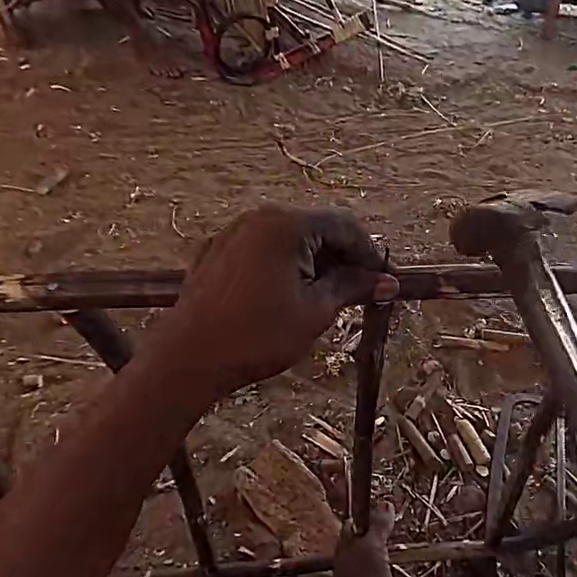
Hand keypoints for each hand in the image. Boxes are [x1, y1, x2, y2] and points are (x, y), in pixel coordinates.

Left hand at [148, 206, 396, 398]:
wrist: (189, 358)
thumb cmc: (257, 335)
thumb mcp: (315, 311)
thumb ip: (352, 287)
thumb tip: (387, 282)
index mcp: (286, 225)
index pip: (344, 226)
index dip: (369, 254)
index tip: (384, 282)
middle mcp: (259, 217)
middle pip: (315, 228)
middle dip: (341, 258)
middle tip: (358, 294)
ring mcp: (233, 233)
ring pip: (287, 240)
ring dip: (312, 263)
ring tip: (324, 299)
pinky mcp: (215, 252)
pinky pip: (260, 250)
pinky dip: (282, 266)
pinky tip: (285, 296)